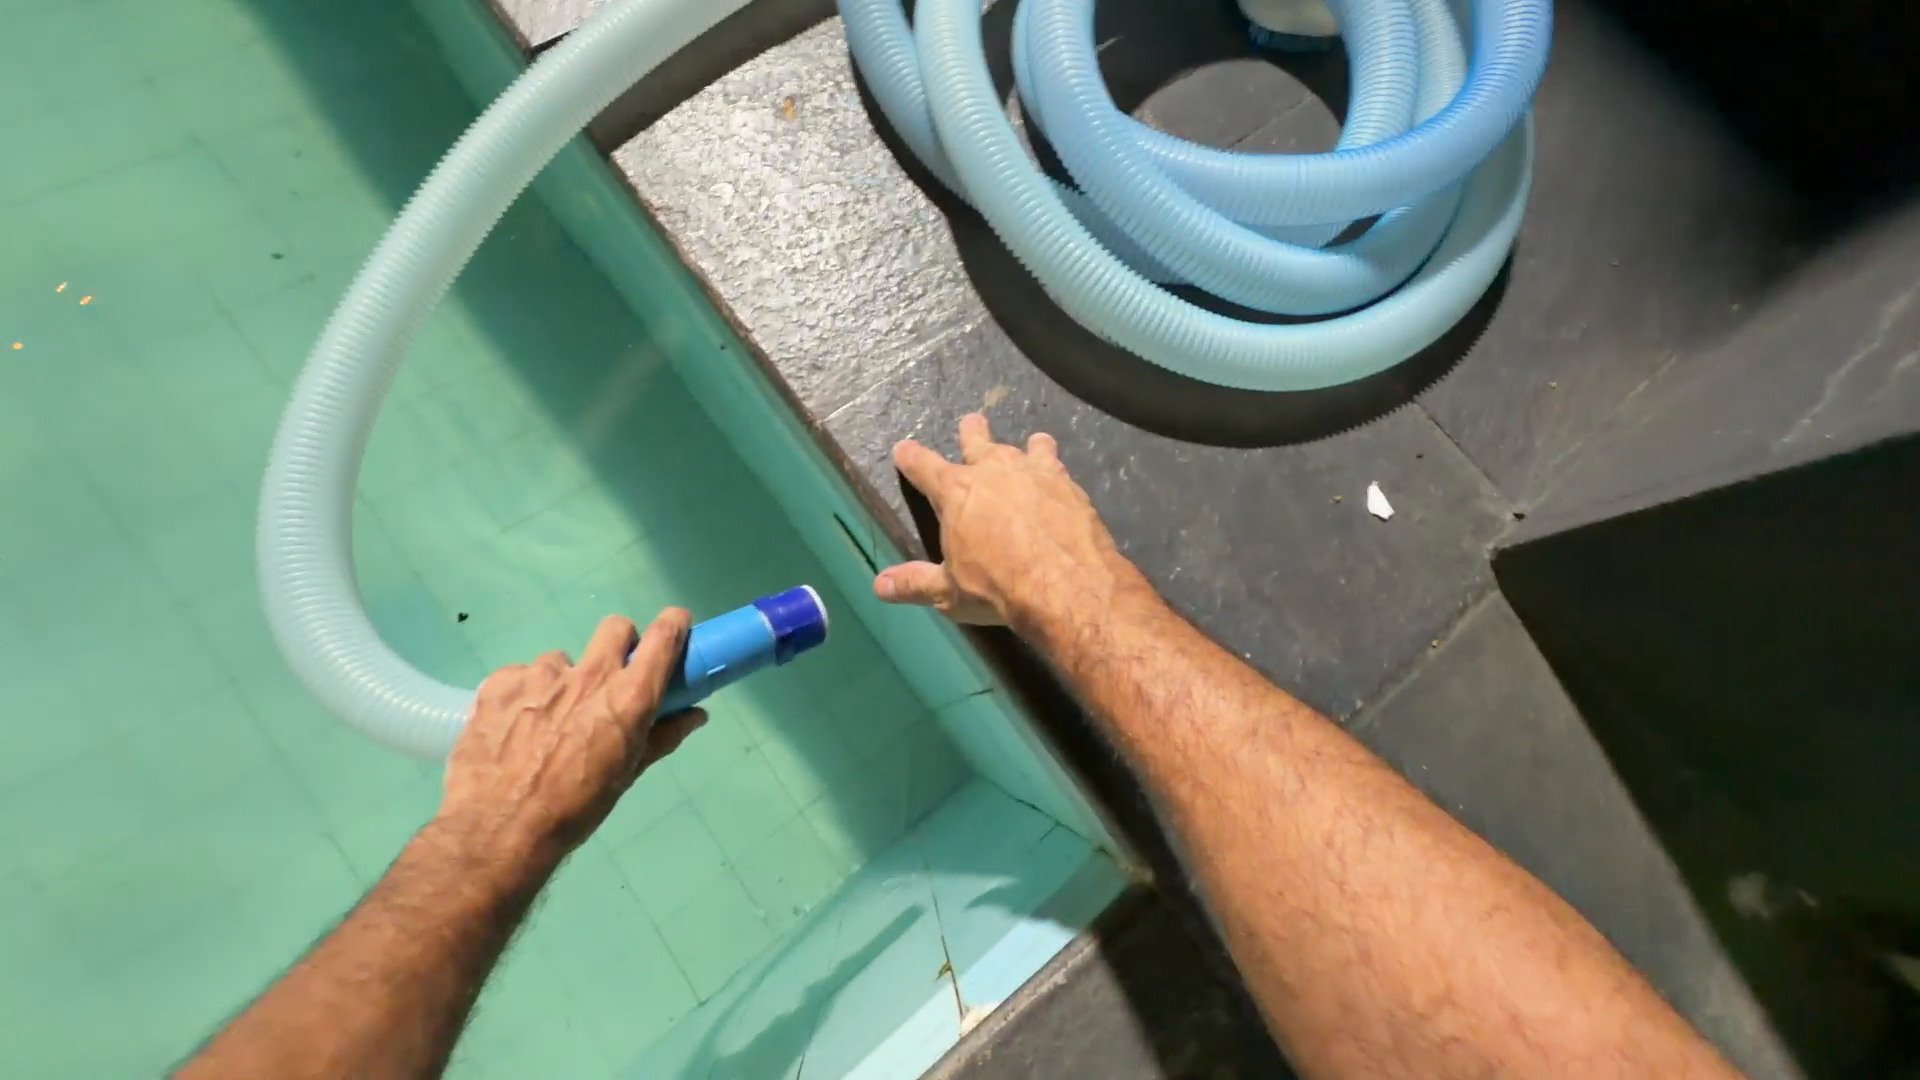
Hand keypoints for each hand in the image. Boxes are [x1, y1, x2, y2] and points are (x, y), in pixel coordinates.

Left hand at [439, 612, 705, 861]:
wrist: (497, 831)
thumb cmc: (576, 807)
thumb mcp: (628, 774)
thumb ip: (664, 736)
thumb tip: (695, 715)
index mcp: (629, 696)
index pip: (664, 636)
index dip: (674, 624)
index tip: (675, 628)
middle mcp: (590, 675)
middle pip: (616, 627)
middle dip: (620, 642)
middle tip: (609, 675)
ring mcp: (541, 676)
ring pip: (563, 658)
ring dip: (564, 679)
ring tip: (547, 718)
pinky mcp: (499, 683)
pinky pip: (521, 675)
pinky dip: (524, 694)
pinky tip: (514, 726)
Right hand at [877, 413, 1137, 631]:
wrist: (1066, 586)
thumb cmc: (997, 588)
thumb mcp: (949, 592)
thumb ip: (915, 583)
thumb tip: (879, 585)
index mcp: (956, 492)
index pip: (923, 466)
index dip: (910, 457)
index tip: (903, 448)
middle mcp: (994, 471)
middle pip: (977, 441)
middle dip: (971, 432)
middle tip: (972, 422)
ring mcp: (1034, 473)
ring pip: (1027, 447)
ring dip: (1027, 445)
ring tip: (1033, 442)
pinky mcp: (1069, 485)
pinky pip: (1058, 467)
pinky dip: (1056, 469)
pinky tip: (1063, 477)